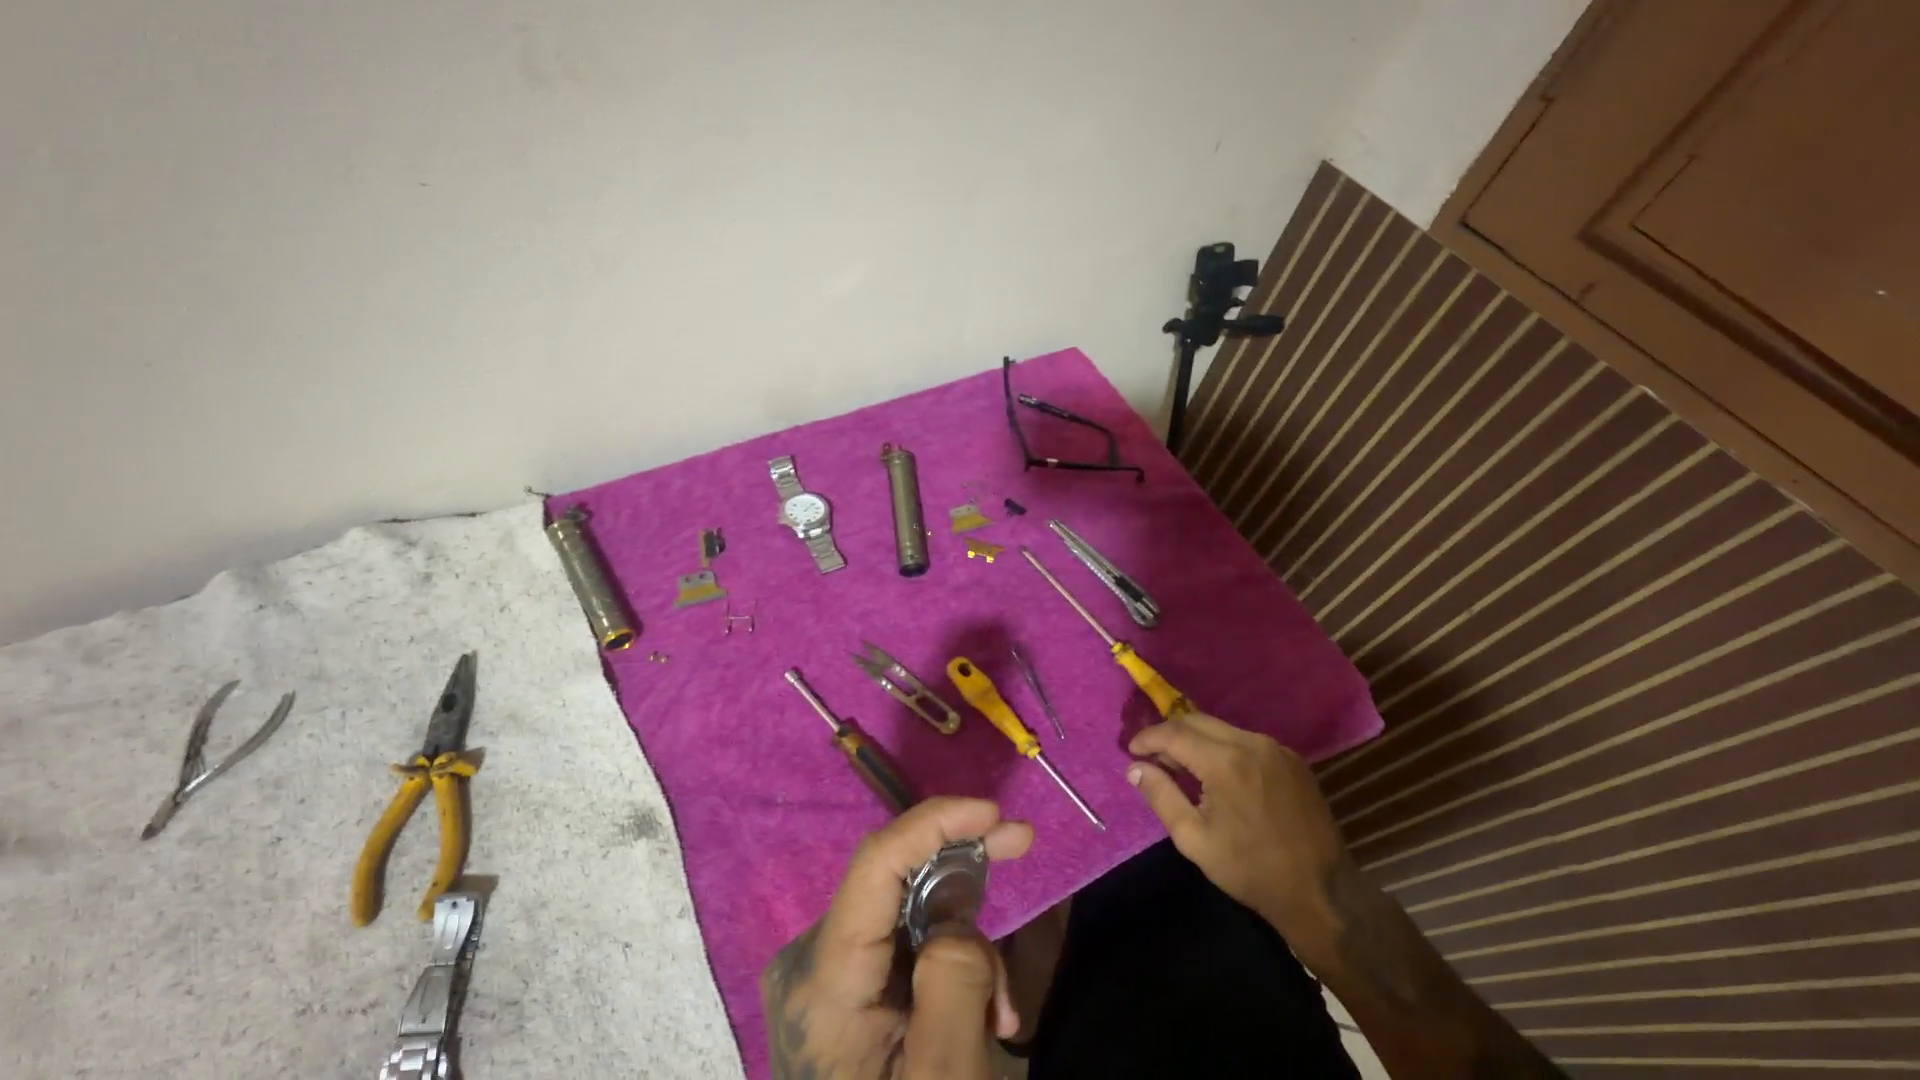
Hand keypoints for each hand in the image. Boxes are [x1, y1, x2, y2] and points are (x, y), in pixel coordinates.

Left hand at [761, 798, 1034, 1079]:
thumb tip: (956, 921)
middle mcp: (810, 960)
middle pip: (893, 884)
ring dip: (964, 942)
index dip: (933, 822)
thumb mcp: (944, 1078)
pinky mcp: (841, 986)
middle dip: (964, 876)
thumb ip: (955, 984)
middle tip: (1024, 842)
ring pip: (905, 913)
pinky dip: (945, 962)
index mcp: (823, 981)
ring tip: (1004, 1012)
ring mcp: (824, 972)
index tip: (993, 810)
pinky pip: (900, 943)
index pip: (874, 867)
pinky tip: (981, 1014)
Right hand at [1126, 712, 1345, 944]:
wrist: (1319, 890)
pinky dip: (1224, 749)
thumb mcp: (1194, 838)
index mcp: (1226, 762)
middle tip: (1152, 758)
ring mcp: (1277, 750)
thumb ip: (1161, 796)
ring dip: (1197, 741)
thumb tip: (1135, 768)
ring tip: (1182, 768)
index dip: (1148, 738)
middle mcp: (1252, 743)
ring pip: (1224, 729)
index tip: (1131, 751)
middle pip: (1199, 721)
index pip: (1175, 733)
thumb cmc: (1249, 869)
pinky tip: (1219, 776)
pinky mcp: (1293, 761)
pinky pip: (1248, 742)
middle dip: (1170, 734)